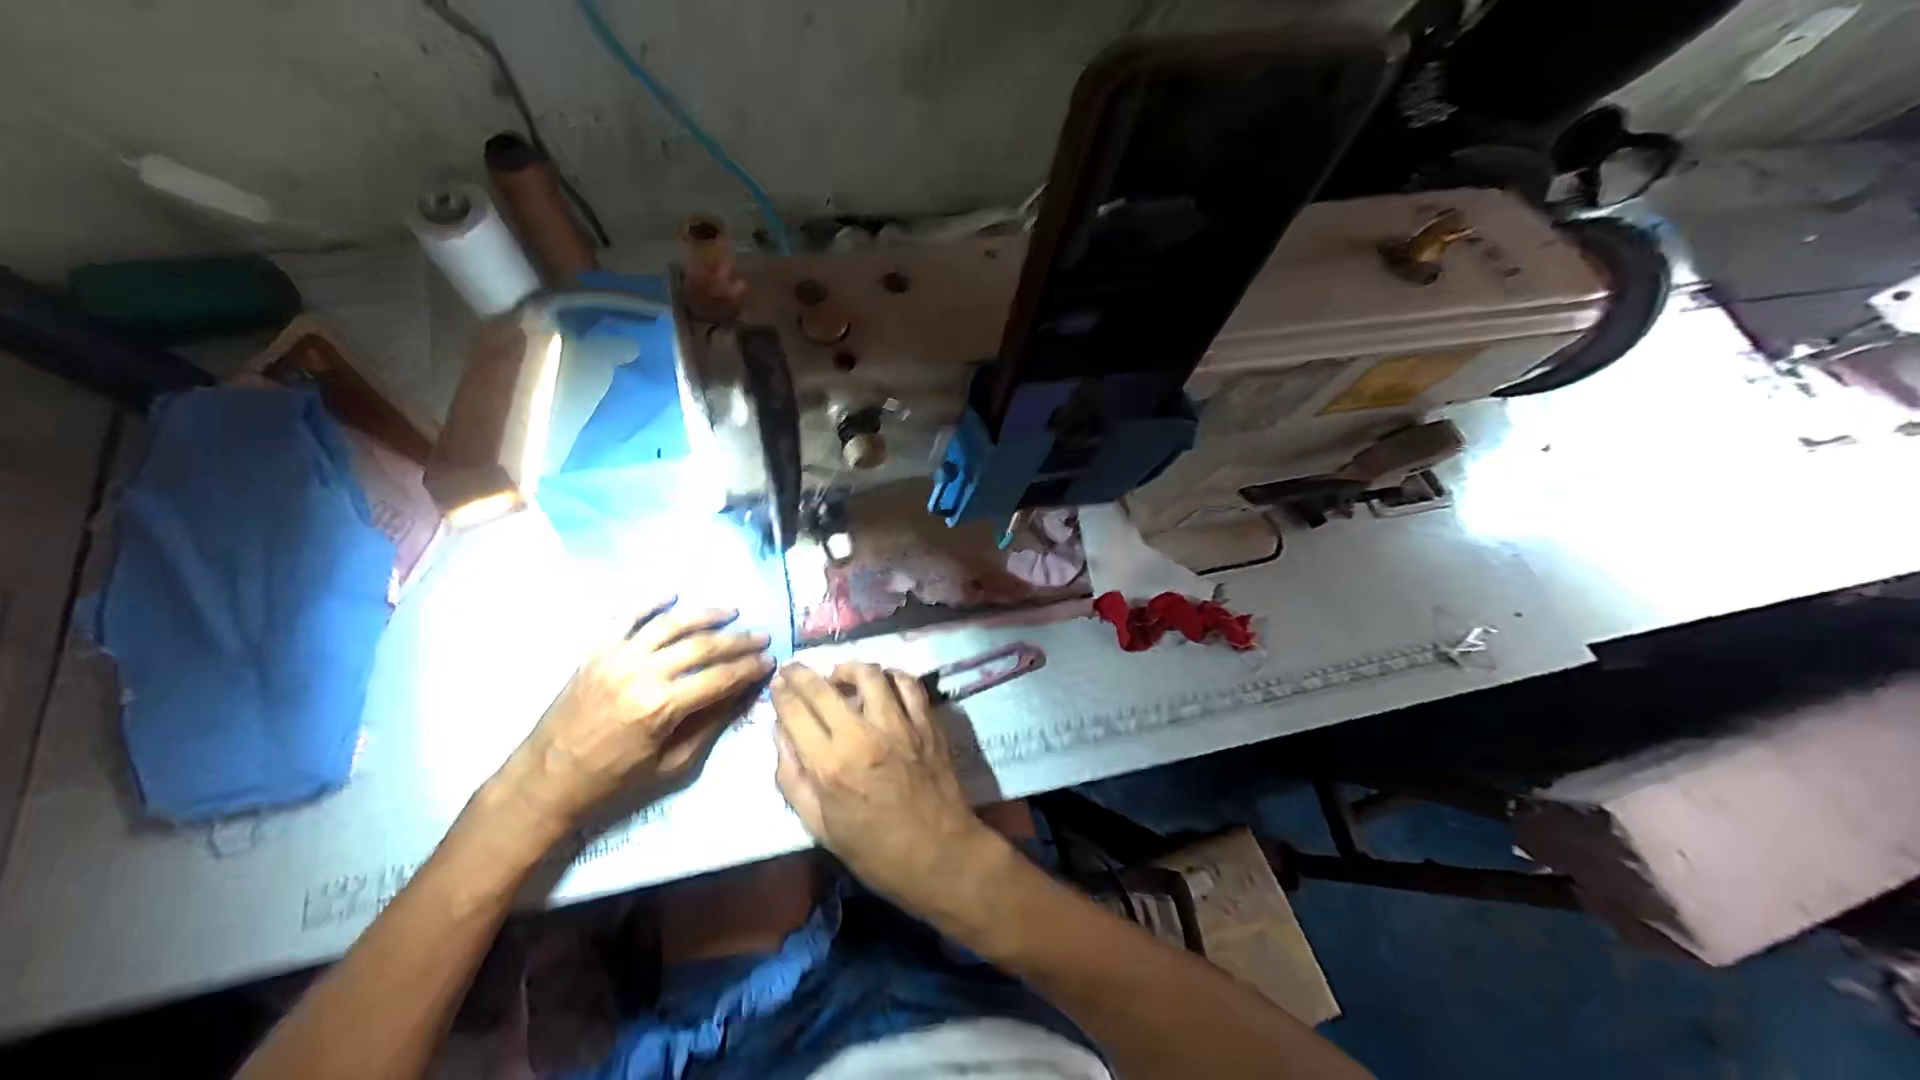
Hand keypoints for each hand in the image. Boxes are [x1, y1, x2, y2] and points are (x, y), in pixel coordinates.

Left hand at [491, 601, 773, 834]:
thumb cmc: (613, 780)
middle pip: (702, 646)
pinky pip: (627, 618)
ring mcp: (616, 657)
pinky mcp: (596, 652)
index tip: (770, 661)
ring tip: (731, 612)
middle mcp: (641, 674)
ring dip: (706, 614)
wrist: (545, 780)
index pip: (720, 678)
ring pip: (671, 624)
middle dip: (738, 641)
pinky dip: (651, 603)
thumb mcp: (670, 764)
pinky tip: (674, 595)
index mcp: (661, 707)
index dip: (749, 668)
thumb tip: (742, 695)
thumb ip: (709, 724)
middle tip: (762, 637)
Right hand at [771, 662, 1000, 909]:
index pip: (796, 713)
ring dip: (848, 669)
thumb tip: (780, 734)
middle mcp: (862, 736)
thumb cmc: (875, 852)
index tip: (777, 684)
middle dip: (802, 674)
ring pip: (869, 675)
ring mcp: (899, 725)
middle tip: (794, 669)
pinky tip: (883, 683)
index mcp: (830, 766)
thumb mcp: (820, 828)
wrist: (940, 856)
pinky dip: (891, 676)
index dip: (781, 693)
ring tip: (840, 675)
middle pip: (824, 688)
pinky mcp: (927, 723)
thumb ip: (793, 779)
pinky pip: (908, 684)